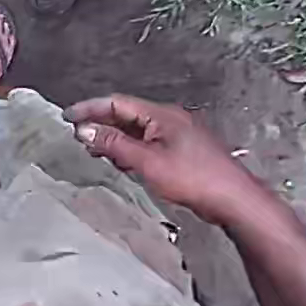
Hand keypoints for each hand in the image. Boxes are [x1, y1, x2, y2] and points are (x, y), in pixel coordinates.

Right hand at [65, 93, 273, 225]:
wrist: (237, 202)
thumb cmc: (195, 179)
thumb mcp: (146, 161)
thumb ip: (113, 144)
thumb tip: (84, 130)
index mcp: (160, 114)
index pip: (115, 102)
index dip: (89, 108)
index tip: (68, 117)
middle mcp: (169, 119)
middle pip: (125, 114)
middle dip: (99, 124)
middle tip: (78, 136)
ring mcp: (177, 134)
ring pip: (136, 129)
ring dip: (114, 137)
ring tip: (95, 150)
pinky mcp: (182, 150)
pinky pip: (147, 142)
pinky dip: (130, 148)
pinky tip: (123, 162)